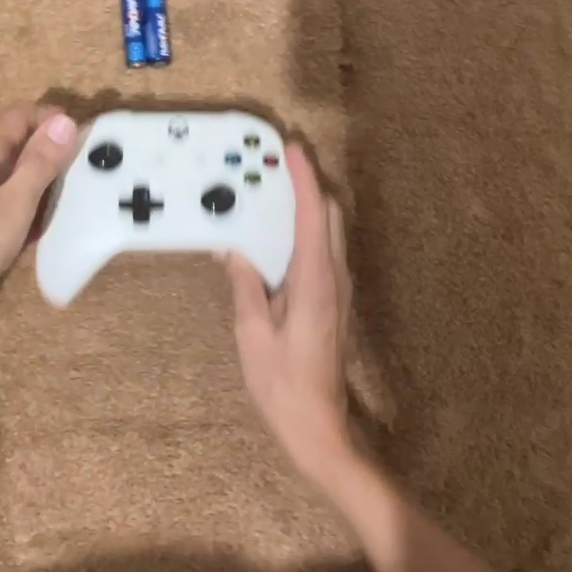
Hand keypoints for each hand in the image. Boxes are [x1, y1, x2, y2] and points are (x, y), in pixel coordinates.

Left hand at [0, 103, 80, 351]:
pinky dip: (3, 199)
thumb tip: (63, 120)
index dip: (51, 118)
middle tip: (69, 178)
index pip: (18, 115)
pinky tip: (10, 228)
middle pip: (4, 139)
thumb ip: (39, 163)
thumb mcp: (12, 208)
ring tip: (45, 208)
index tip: (79, 137)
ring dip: (22, 178)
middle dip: (39, 151)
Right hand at [224, 144, 356, 481]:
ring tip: (273, 192)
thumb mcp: (252, 332)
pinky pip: (322, 253)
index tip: (291, 147)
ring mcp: (338, 290)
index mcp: (315, 280)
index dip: (303, 177)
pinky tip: (276, 238)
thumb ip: (244, 284)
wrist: (318, 424)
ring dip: (307, 207)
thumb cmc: (282, 382)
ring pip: (329, 233)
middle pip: (329, 216)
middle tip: (276, 165)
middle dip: (308, 184)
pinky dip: (304, 232)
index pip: (312, 215)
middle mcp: (334, 278)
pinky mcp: (333, 302)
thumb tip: (233, 249)